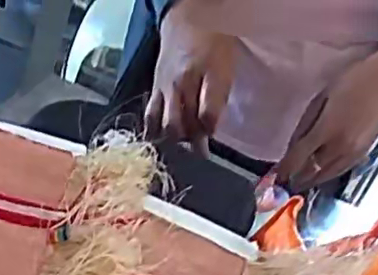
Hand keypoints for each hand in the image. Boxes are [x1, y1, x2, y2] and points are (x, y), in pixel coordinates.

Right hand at [143, 0, 236, 152]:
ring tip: (180, 148)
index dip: (209, 130)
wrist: (185, 19)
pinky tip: (158, 141)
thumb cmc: (212, 39)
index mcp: (210, 71)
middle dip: (191, 140)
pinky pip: (150, 118)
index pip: (208, 112)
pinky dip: (153, 133)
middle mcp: (185, 82)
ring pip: (168, 124)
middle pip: (186, 123)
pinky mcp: (153, 92)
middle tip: (196, 152)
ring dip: (174, 140)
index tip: (210, 142)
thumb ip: (220, 94)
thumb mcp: (227, 60)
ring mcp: (166, 88)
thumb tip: (211, 126)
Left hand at [274, 40, 377, 192]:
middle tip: (282, 182)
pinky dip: (324, 175)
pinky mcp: (365, 153)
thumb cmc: (353, 82)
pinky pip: (338, 172)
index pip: (294, 162)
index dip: (280, 174)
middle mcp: (339, 146)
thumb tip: (287, 155)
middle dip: (292, 180)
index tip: (270, 180)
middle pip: (307, 175)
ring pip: (322, 178)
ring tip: (298, 179)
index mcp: (325, 130)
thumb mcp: (319, 101)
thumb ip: (301, 130)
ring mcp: (353, 152)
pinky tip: (318, 171)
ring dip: (307, 181)